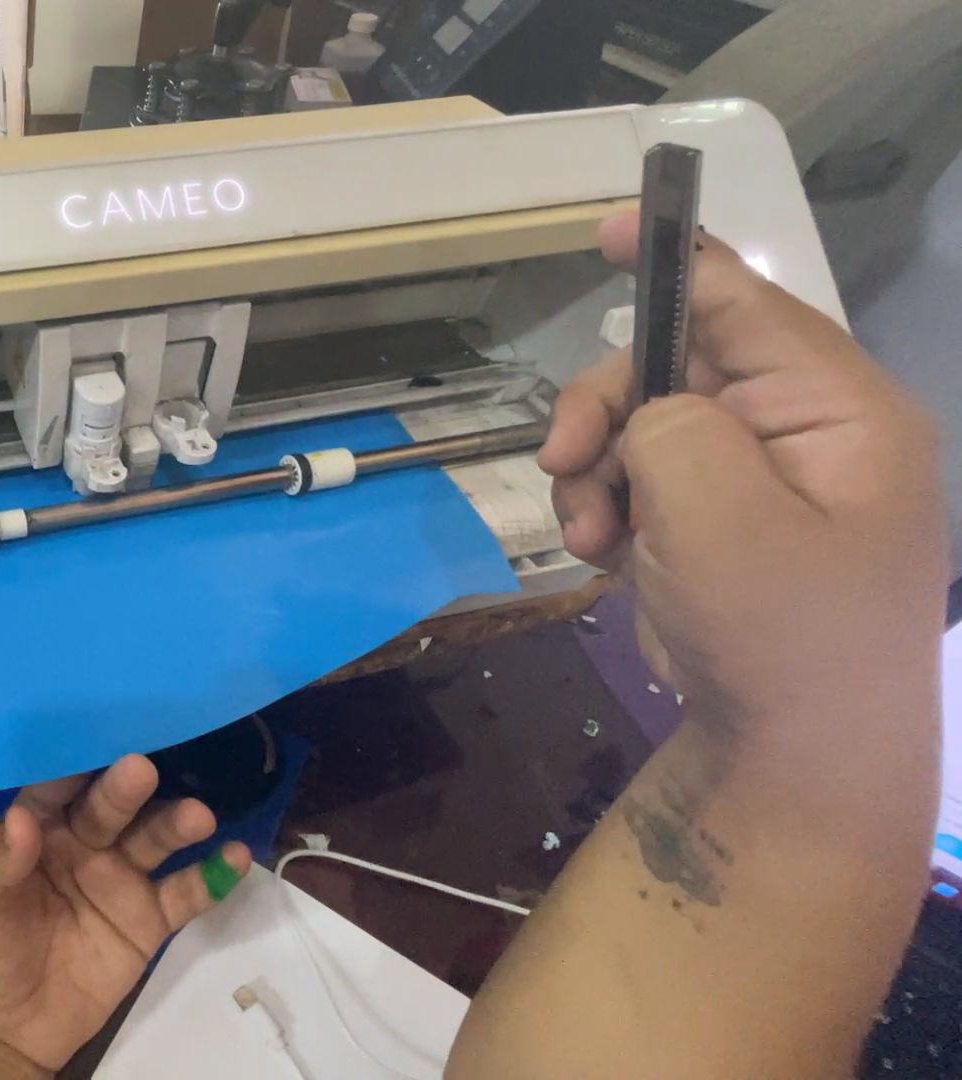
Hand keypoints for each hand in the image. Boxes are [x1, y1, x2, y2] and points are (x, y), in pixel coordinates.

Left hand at [0, 755, 249, 1076]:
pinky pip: (184, 893)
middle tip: (142, 769)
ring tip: (198, 815)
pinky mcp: (147, 919)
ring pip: (151, 840)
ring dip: (175, 824)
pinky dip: (211, 875)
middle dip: (125, 788)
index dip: (71, 767)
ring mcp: (118, 877)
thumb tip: (21, 820)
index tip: (92, 741)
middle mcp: (81, 841)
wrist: (1, 1030)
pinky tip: (235, 857)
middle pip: (108, 807)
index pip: (54, 788)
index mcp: (34, 827)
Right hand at [540, 211, 946, 730]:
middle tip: (562, 467)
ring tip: (594, 537)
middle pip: (667, 372)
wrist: (782, 733)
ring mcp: (744, 476)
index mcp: (835, 416)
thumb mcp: (720, 522)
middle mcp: (794, 432)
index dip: (680, 264)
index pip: (749, 309)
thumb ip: (675, 433)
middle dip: (601, 417)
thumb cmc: (776, 628)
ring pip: (632, 430)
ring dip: (591, 477)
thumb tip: (645, 412)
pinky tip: (604, 551)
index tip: (615, 225)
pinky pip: (625, 479)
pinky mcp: (702, 514)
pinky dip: (598, 509)